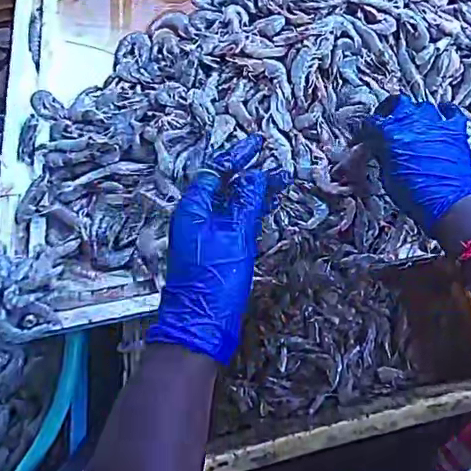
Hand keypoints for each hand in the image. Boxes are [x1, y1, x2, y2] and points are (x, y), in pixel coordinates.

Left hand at [146, 134, 284, 362]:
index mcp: (193, 208)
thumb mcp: (234, 235)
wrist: (201, 327)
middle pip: (222, 184)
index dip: (237, 155)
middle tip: (272, 159)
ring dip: (252, 190)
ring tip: (278, 180)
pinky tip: (266, 206)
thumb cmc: (213, 281)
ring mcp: (204, 235)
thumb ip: (245, 202)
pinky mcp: (214, 250)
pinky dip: (250, 209)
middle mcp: (194, 218)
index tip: (257, 143)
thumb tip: (255, 175)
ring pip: (229, 202)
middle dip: (247, 171)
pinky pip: (233, 219)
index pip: (215, 170)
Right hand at [360, 95, 470, 233]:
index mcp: (389, 131)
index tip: (362, 139)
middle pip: (396, 103)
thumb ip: (381, 154)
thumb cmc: (412, 194)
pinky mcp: (455, 130)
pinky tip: (441, 114)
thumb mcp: (386, 175)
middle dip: (388, 111)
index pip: (370, 122)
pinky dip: (445, 112)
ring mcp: (435, 123)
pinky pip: (451, 113)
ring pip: (422, 107)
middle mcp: (412, 120)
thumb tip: (379, 148)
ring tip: (411, 126)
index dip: (364, 131)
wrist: (448, 204)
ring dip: (414, 115)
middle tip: (385, 123)